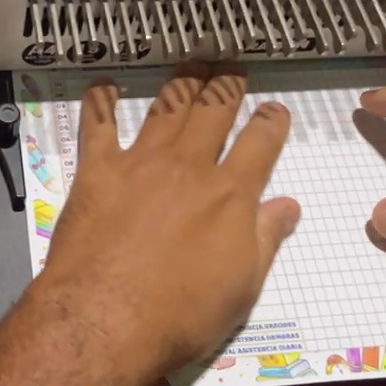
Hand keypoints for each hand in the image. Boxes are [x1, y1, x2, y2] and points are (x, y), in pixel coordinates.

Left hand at [27, 65, 300, 380]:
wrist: (107, 318)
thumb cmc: (182, 315)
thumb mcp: (241, 287)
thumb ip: (265, 239)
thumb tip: (289, 205)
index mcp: (230, 194)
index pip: (261, 142)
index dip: (271, 121)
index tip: (274, 110)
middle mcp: (189, 167)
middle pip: (214, 111)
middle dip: (226, 86)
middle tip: (230, 71)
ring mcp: (141, 163)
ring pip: (167, 108)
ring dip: (182, 84)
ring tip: (191, 67)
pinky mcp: (97, 170)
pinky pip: (99, 125)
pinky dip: (100, 101)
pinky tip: (103, 86)